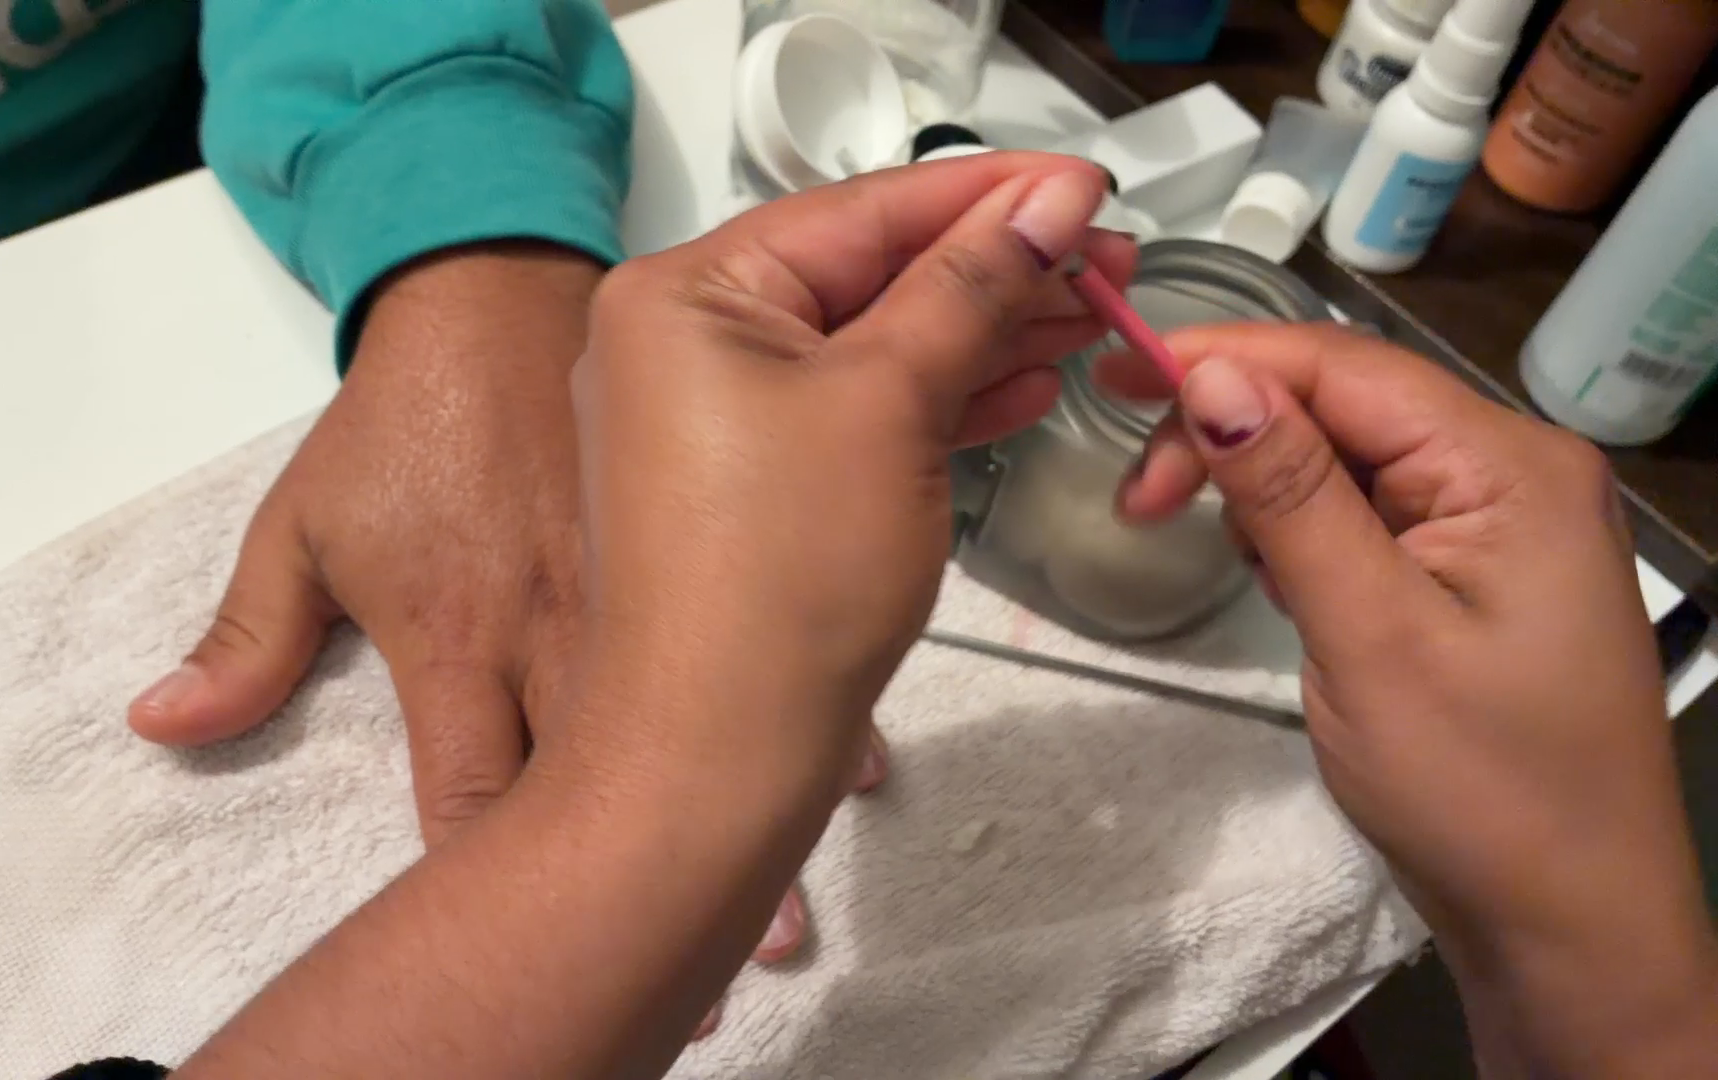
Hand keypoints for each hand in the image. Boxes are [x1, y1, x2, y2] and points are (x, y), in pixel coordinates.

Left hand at [121, 243, 877, 1030]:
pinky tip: (853, 761)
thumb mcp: (310, 516)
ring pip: (692, 719)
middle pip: (602, 785)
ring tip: (786, 910)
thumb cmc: (408, 418)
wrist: (497, 303)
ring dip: (742, 817)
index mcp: (461, 644)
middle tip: (704, 981)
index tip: (562, 962)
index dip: (511, 895)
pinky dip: (799, 702)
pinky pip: (750, 635)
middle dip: (649, 885)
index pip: (476, 803)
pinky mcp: (688, 548)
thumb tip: (165, 730)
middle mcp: (556, 638)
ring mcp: (632, 593)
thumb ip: (251, 630)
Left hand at [568, 153, 1130, 795]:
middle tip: (1105, 261)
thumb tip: (1050, 198)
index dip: (982, 194)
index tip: (1086, 183)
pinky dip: (927, 403)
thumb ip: (968, 288)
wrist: (718, 749)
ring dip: (972, 339)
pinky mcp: (750, 485)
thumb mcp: (887, 402)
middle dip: (988, 274)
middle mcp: (681, 347)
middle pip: (862, 282)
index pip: (855, 214)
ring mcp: (712, 422)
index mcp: (684, 296)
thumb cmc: (785, 572)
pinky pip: (847, 417)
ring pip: (863, 354)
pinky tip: (1015, 387)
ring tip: (1080, 319)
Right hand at [1097, 324, 1717, 1074]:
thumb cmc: (1473, 778)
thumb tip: (1211, 378)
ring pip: (1318, 453)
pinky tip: (1273, 576)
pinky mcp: (1431, 558)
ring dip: (1243, 484)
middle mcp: (1492, 469)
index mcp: (1502, 466)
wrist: (1549, 910)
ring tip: (1219, 555)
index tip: (1113, 372)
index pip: (1340, 366)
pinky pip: (1330, 505)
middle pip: (1325, 403)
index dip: (1221, 356)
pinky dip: (1275, 526)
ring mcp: (1464, 516)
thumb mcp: (1366, 627)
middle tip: (1137, 503)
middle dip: (1221, 435)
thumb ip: (1290, 494)